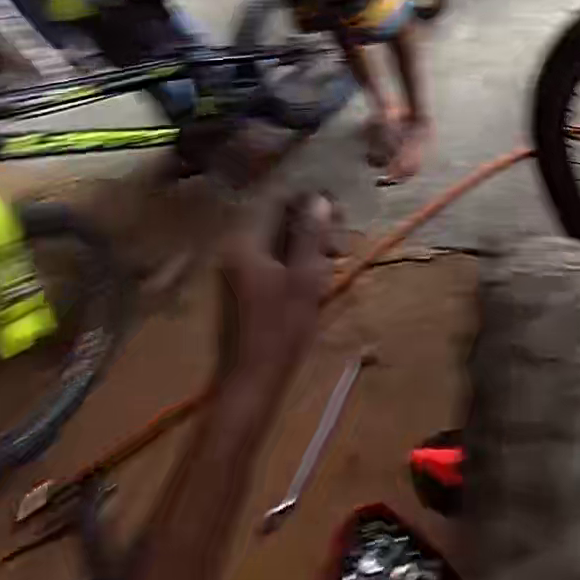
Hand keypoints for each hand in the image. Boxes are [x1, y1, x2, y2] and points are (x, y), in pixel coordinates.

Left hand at [218, 193, 338, 378]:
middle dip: (314, 224)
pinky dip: (298, 258)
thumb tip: (320, 200)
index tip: (338, 209)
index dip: (309, 199)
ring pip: (280, 239)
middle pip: (279, 219)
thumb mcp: (303, 278)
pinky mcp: (246, 284)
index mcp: (247, 243)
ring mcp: (240, 267)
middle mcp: (238, 248)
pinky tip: (320, 273)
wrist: (251, 379)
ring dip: (309, 242)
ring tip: (337, 257)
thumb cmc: (280, 329)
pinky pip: (275, 257)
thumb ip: (310, 236)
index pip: (278, 201)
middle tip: (342, 240)